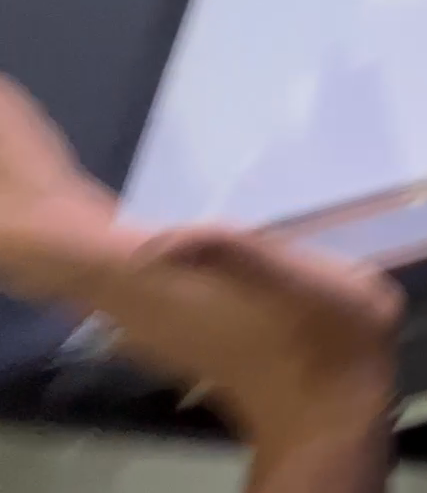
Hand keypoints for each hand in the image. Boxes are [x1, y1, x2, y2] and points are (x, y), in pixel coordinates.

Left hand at [0, 75, 399, 452]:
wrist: (326, 400)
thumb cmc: (327, 334)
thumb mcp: (308, 288)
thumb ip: (242, 259)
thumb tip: (168, 237)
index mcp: (145, 275)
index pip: (40, 219)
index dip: (17, 160)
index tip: (3, 93)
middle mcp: (118, 286)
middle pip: (27, 226)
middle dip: (16, 164)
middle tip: (7, 101)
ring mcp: (132, 299)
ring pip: (42, 242)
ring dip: (28, 188)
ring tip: (27, 142)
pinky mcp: (156, 302)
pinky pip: (75, 252)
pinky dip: (59, 213)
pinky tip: (79, 204)